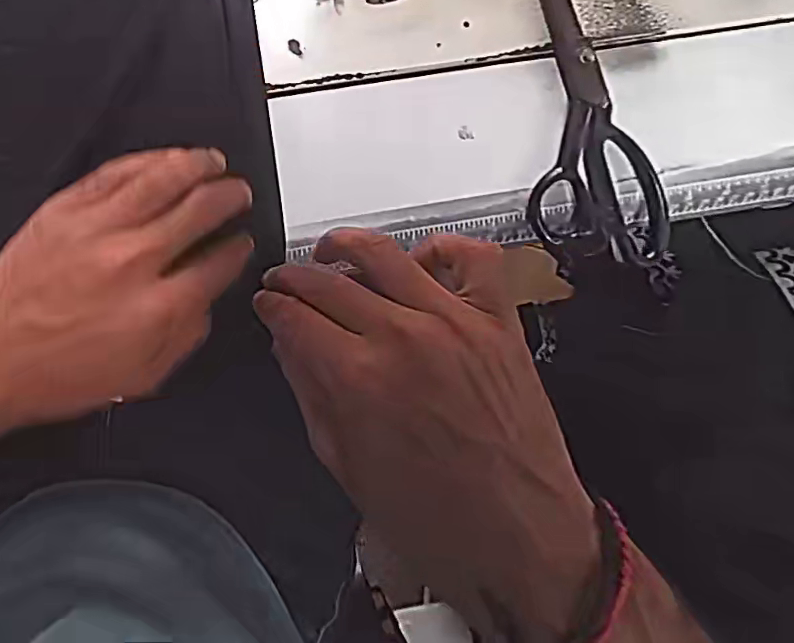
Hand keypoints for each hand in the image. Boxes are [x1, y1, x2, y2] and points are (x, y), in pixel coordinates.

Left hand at [0, 148, 253, 463]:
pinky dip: (147, 160)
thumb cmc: (56, 370)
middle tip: (237, 192)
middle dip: (229, 196)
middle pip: (199, 209)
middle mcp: (132, 259)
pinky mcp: (66, 208)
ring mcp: (97, 227)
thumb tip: (207, 299)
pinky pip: (116, 171)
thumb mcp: (139, 375)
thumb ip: (185, 335)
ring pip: (162, 178)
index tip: (239, 241)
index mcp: (156, 306)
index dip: (237, 247)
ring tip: (212, 162)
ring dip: (196, 165)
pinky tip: (162, 158)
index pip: (217, 263)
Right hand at [255, 229, 597, 639]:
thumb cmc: (437, 521)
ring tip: (332, 254)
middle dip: (291, 276)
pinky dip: (440, 248)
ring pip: (382, 251)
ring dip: (344, 245)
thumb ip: (308, 390)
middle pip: (325, 280)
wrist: (526, 548)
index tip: (267, 304)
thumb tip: (287, 343)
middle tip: (284, 282)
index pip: (292, 314)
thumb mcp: (344, 463)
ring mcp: (453, 325)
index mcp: (358, 380)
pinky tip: (418, 262)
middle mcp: (402, 340)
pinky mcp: (496, 324)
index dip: (269, 305)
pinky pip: (470, 258)